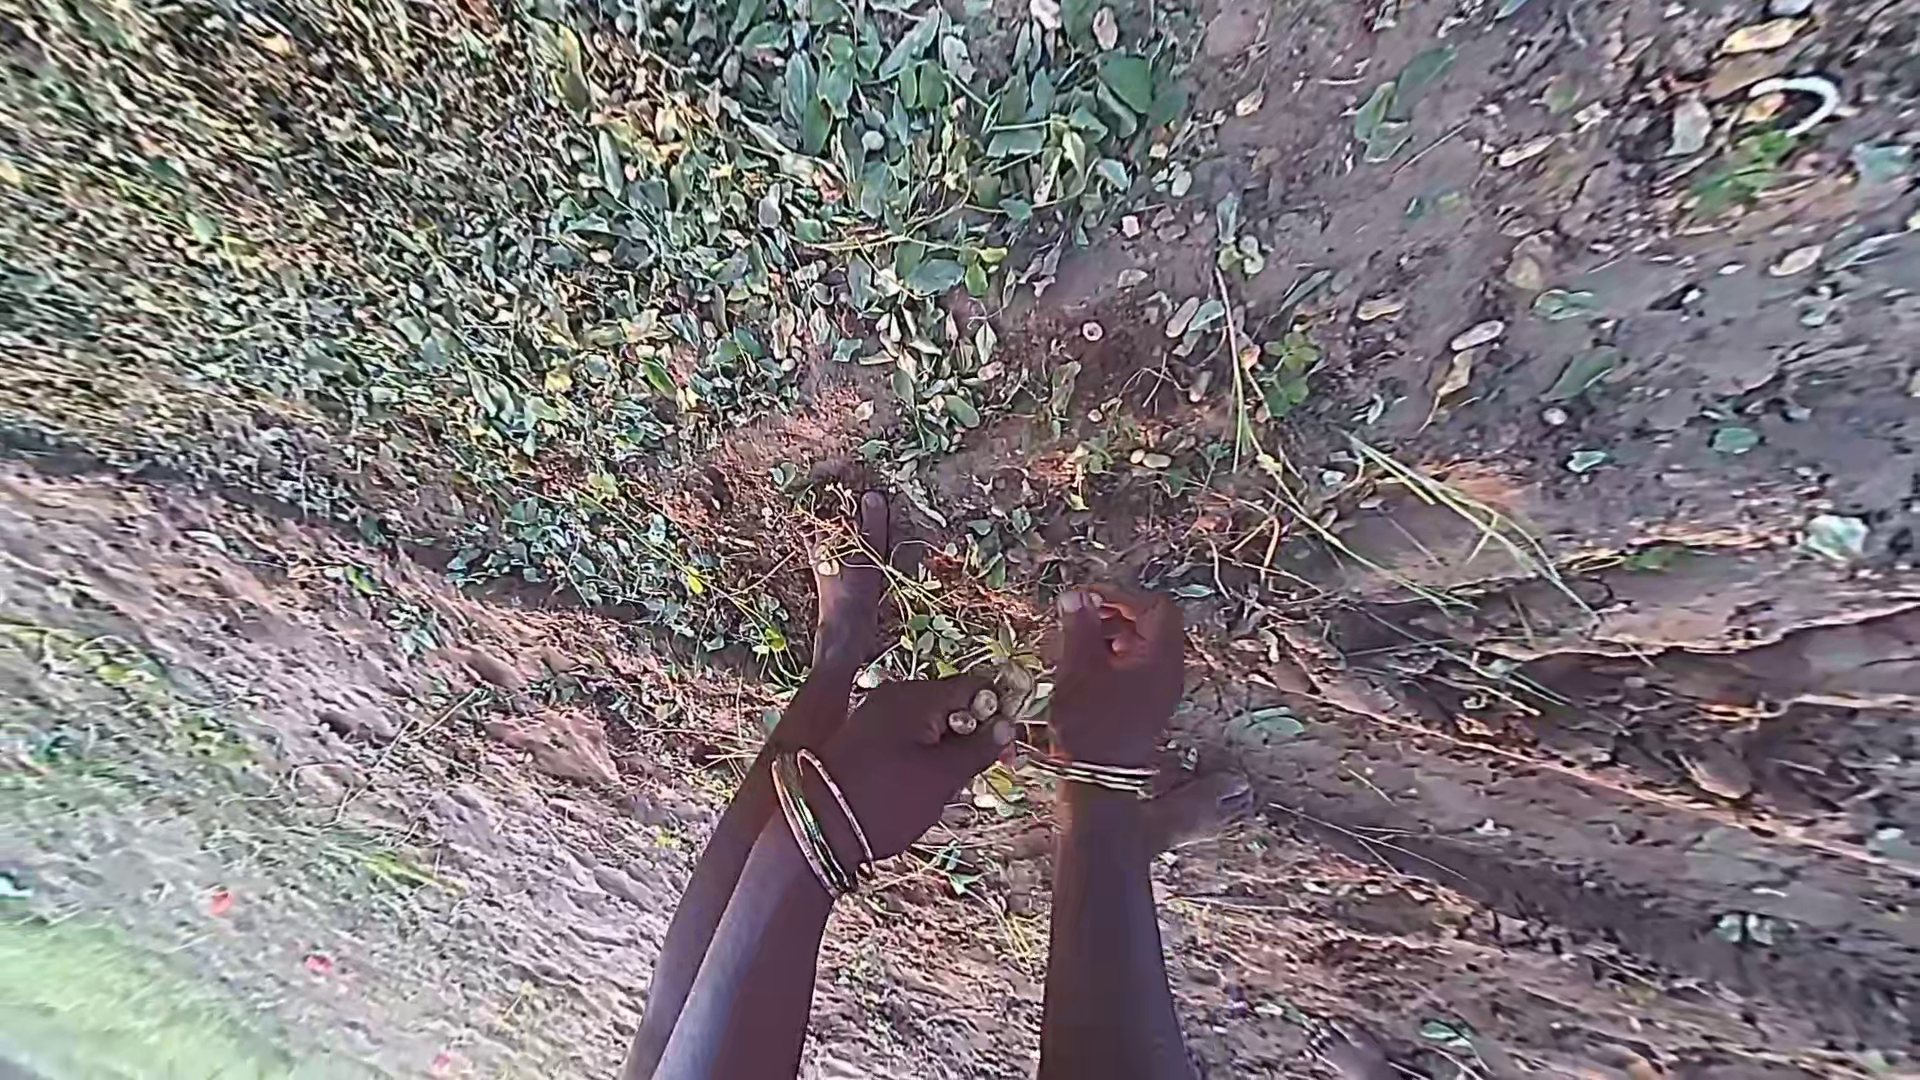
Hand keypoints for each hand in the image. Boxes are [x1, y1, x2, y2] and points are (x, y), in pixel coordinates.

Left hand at [812, 676, 1012, 860]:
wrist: (817, 827)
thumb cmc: (886, 799)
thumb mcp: (940, 777)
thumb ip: (978, 748)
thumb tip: (1007, 724)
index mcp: (916, 696)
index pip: (973, 687)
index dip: (998, 711)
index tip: (1009, 747)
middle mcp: (896, 696)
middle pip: (953, 703)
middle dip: (975, 734)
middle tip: (985, 772)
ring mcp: (879, 715)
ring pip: (933, 722)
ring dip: (952, 748)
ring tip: (954, 786)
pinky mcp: (868, 737)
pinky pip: (911, 735)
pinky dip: (928, 754)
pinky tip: (929, 785)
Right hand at [1047, 585, 1184, 767]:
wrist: (1096, 778)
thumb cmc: (1090, 722)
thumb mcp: (1080, 666)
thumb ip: (1081, 625)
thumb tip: (1076, 594)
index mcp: (1161, 658)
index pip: (1156, 607)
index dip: (1122, 596)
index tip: (1088, 599)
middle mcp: (1166, 670)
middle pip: (1146, 623)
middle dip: (1109, 614)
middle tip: (1077, 616)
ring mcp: (1155, 687)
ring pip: (1134, 643)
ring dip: (1103, 634)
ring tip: (1069, 641)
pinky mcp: (1140, 699)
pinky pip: (1127, 664)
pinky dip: (1104, 655)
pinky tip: (1076, 663)